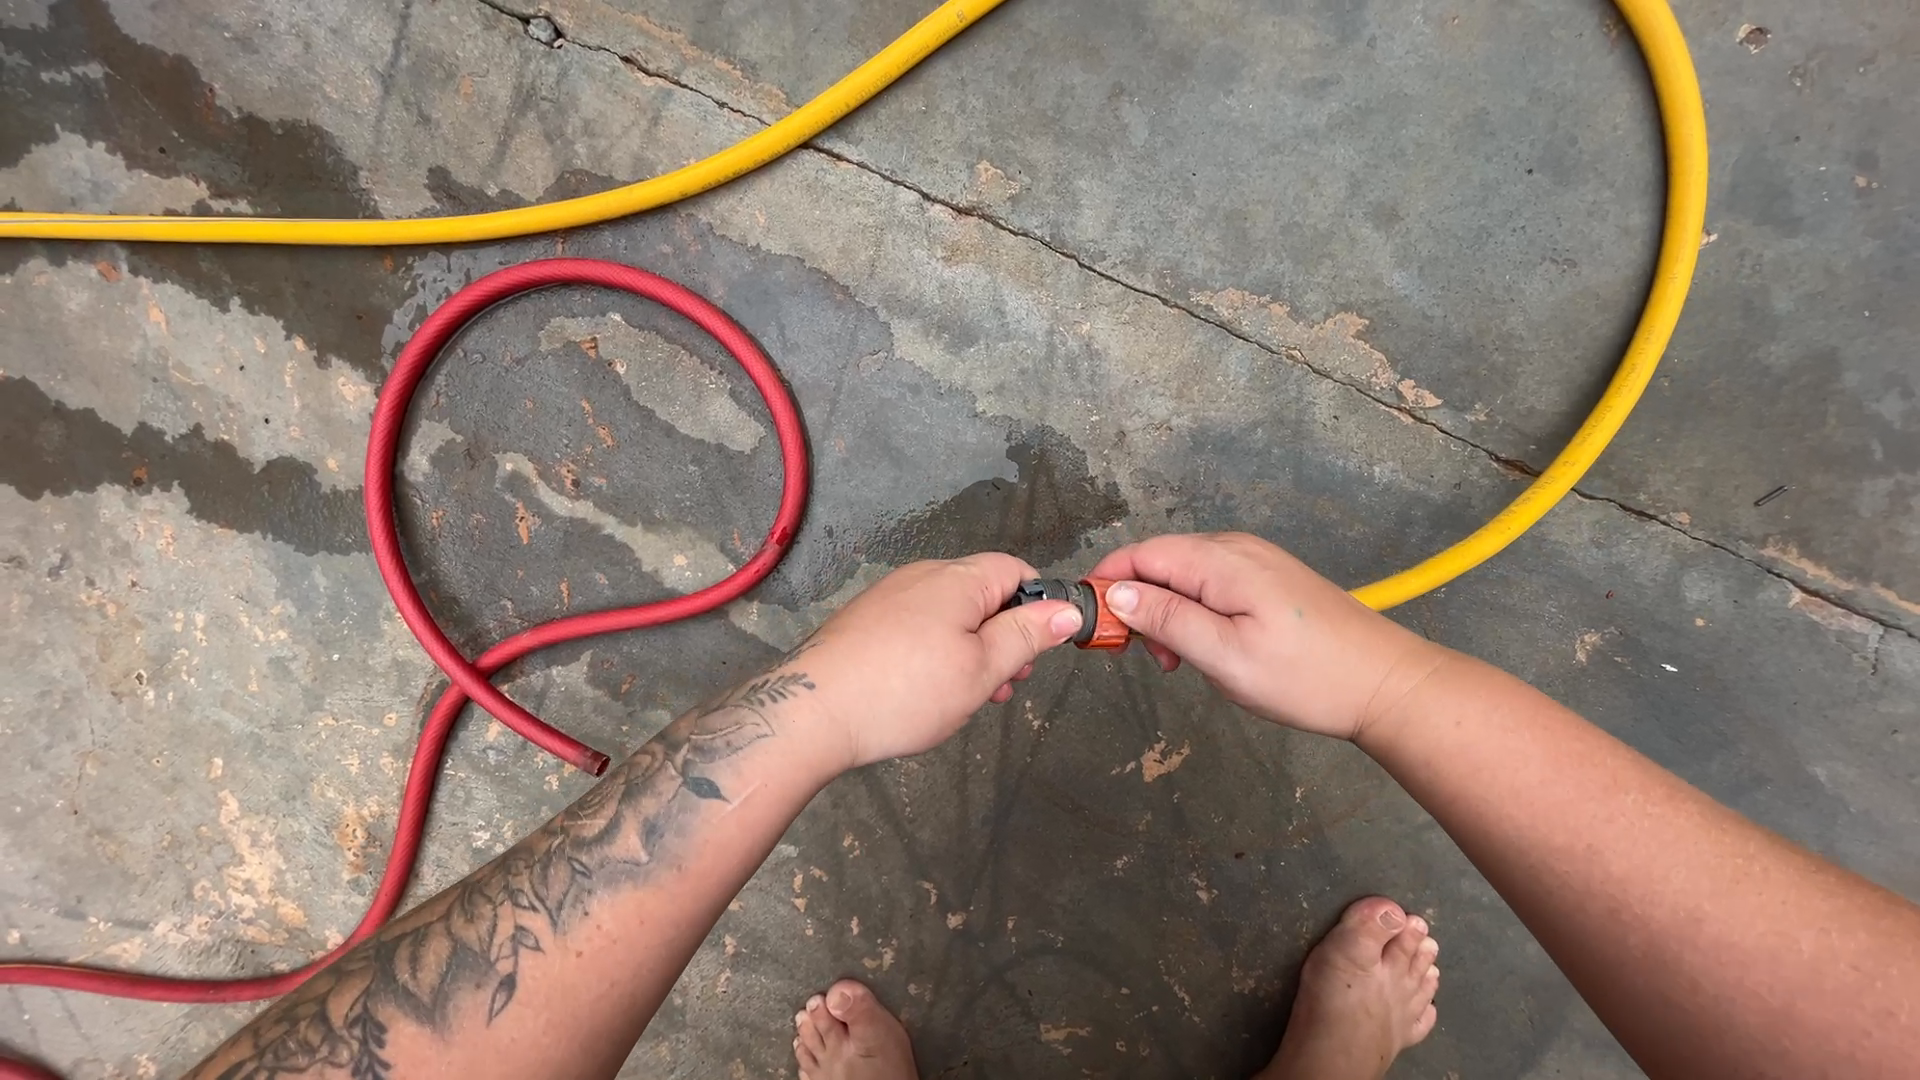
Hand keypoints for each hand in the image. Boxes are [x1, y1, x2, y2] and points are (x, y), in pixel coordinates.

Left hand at [796, 554, 1084, 769]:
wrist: (811, 712)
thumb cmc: (907, 690)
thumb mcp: (981, 668)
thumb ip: (1027, 635)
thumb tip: (1069, 608)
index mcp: (957, 578)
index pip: (1016, 569)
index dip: (1038, 604)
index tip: (1040, 648)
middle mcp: (922, 574)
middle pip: (983, 591)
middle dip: (1005, 634)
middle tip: (1009, 684)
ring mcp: (890, 596)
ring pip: (951, 613)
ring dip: (974, 648)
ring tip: (973, 697)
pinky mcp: (867, 619)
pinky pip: (920, 624)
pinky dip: (939, 650)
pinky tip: (930, 691)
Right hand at [1088, 533, 1445, 738]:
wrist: (1389, 685)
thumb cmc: (1304, 678)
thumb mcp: (1225, 656)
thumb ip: (1167, 619)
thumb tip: (1116, 592)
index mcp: (1222, 561)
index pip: (1142, 553)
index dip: (1107, 581)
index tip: (1093, 623)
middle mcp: (1236, 548)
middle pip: (1161, 560)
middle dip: (1138, 603)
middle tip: (1148, 657)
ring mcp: (1257, 560)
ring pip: (1184, 573)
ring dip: (1166, 611)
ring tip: (1178, 660)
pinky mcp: (1270, 578)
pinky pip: (1211, 582)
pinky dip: (1193, 611)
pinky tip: (1207, 645)